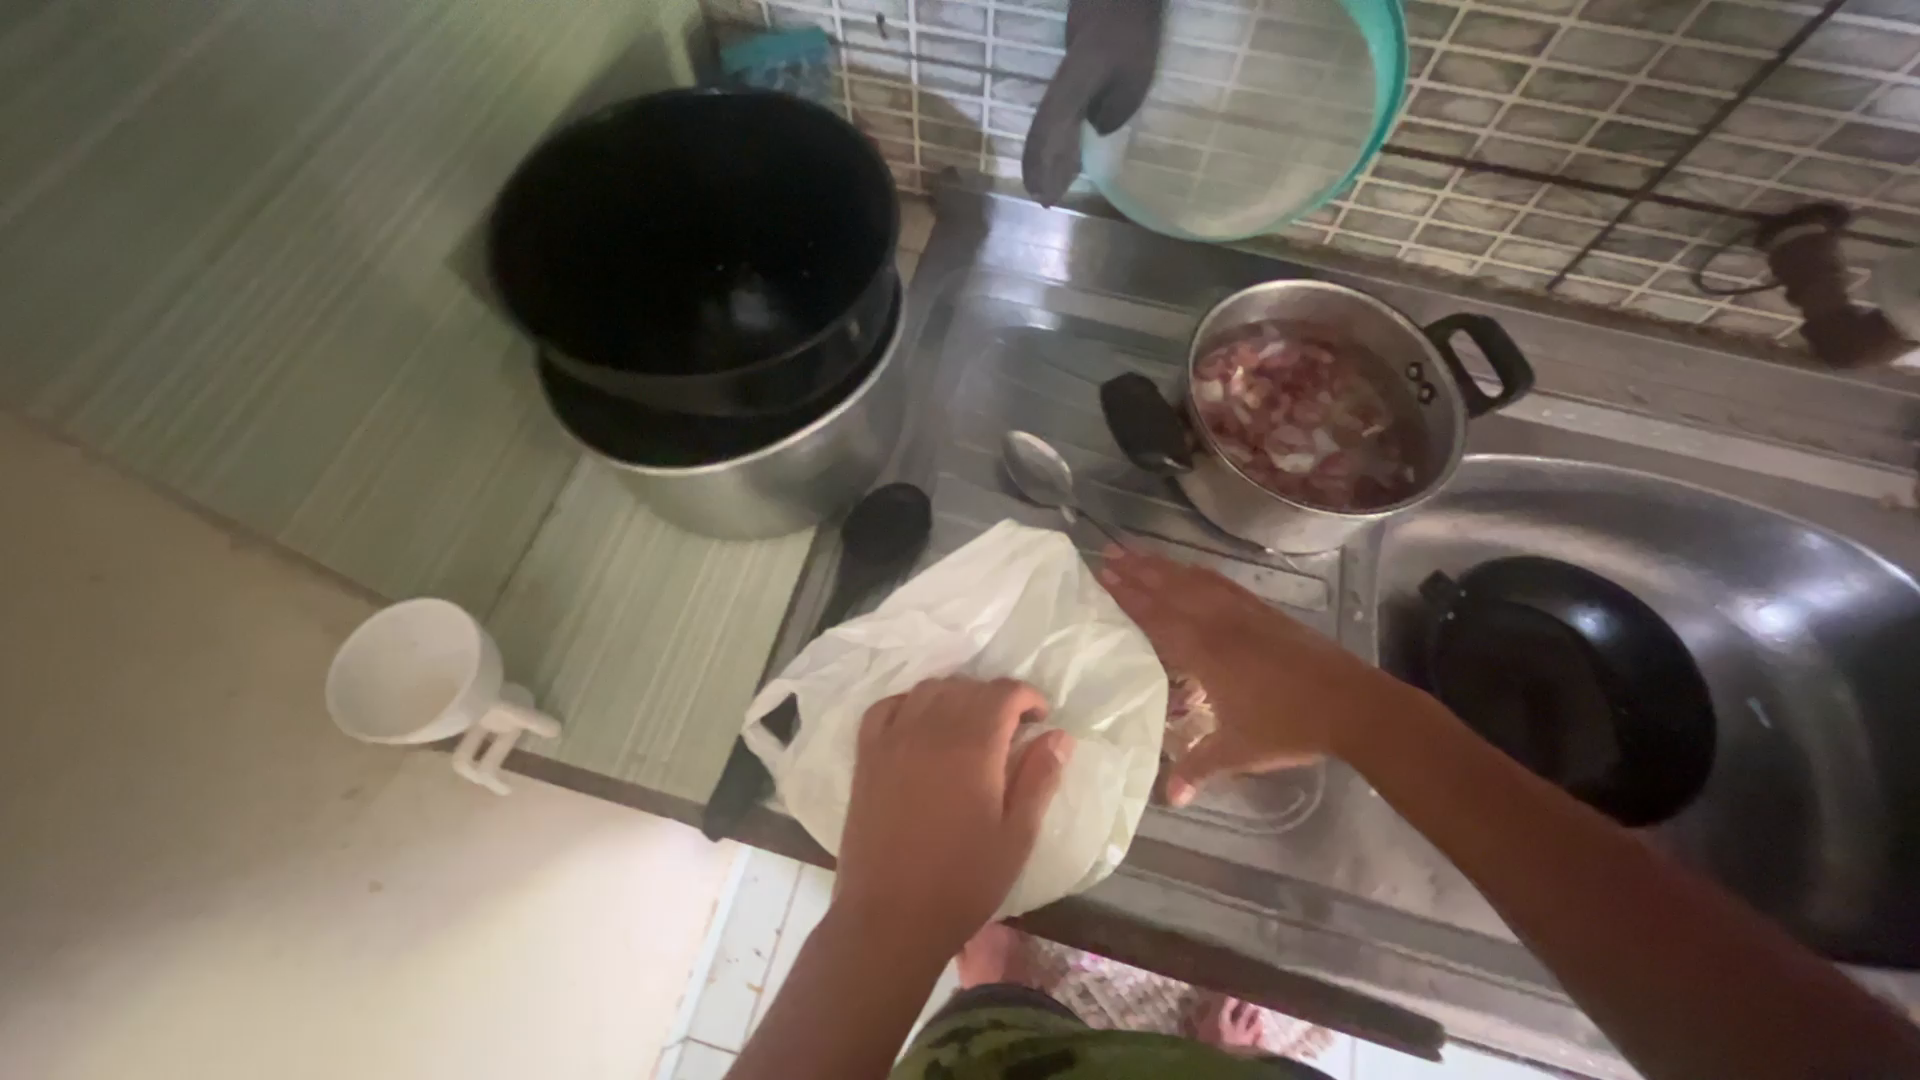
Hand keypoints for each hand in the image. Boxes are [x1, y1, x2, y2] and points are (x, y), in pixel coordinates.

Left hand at [834, 677, 1074, 956]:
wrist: (890, 918)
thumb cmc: (963, 883)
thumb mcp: (1017, 837)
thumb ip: (1039, 778)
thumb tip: (1059, 735)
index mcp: (972, 747)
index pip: (1003, 693)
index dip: (1027, 697)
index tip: (1040, 718)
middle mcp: (930, 730)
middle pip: (966, 687)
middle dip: (995, 697)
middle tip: (1011, 728)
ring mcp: (892, 740)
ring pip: (928, 690)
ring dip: (955, 695)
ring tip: (969, 725)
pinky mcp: (866, 757)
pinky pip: (886, 707)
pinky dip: (909, 703)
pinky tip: (921, 724)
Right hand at [1098, 546, 1418, 805]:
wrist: (1352, 705)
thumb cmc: (1289, 727)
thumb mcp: (1238, 752)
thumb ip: (1198, 769)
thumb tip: (1169, 799)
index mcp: (1205, 652)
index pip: (1157, 617)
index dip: (1128, 597)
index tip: (1103, 576)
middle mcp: (1220, 624)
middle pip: (1171, 589)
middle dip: (1137, 570)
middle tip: (1108, 553)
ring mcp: (1244, 613)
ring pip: (1195, 580)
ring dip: (1164, 565)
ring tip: (1137, 551)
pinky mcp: (1265, 611)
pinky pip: (1223, 583)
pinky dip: (1199, 572)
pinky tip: (1191, 568)